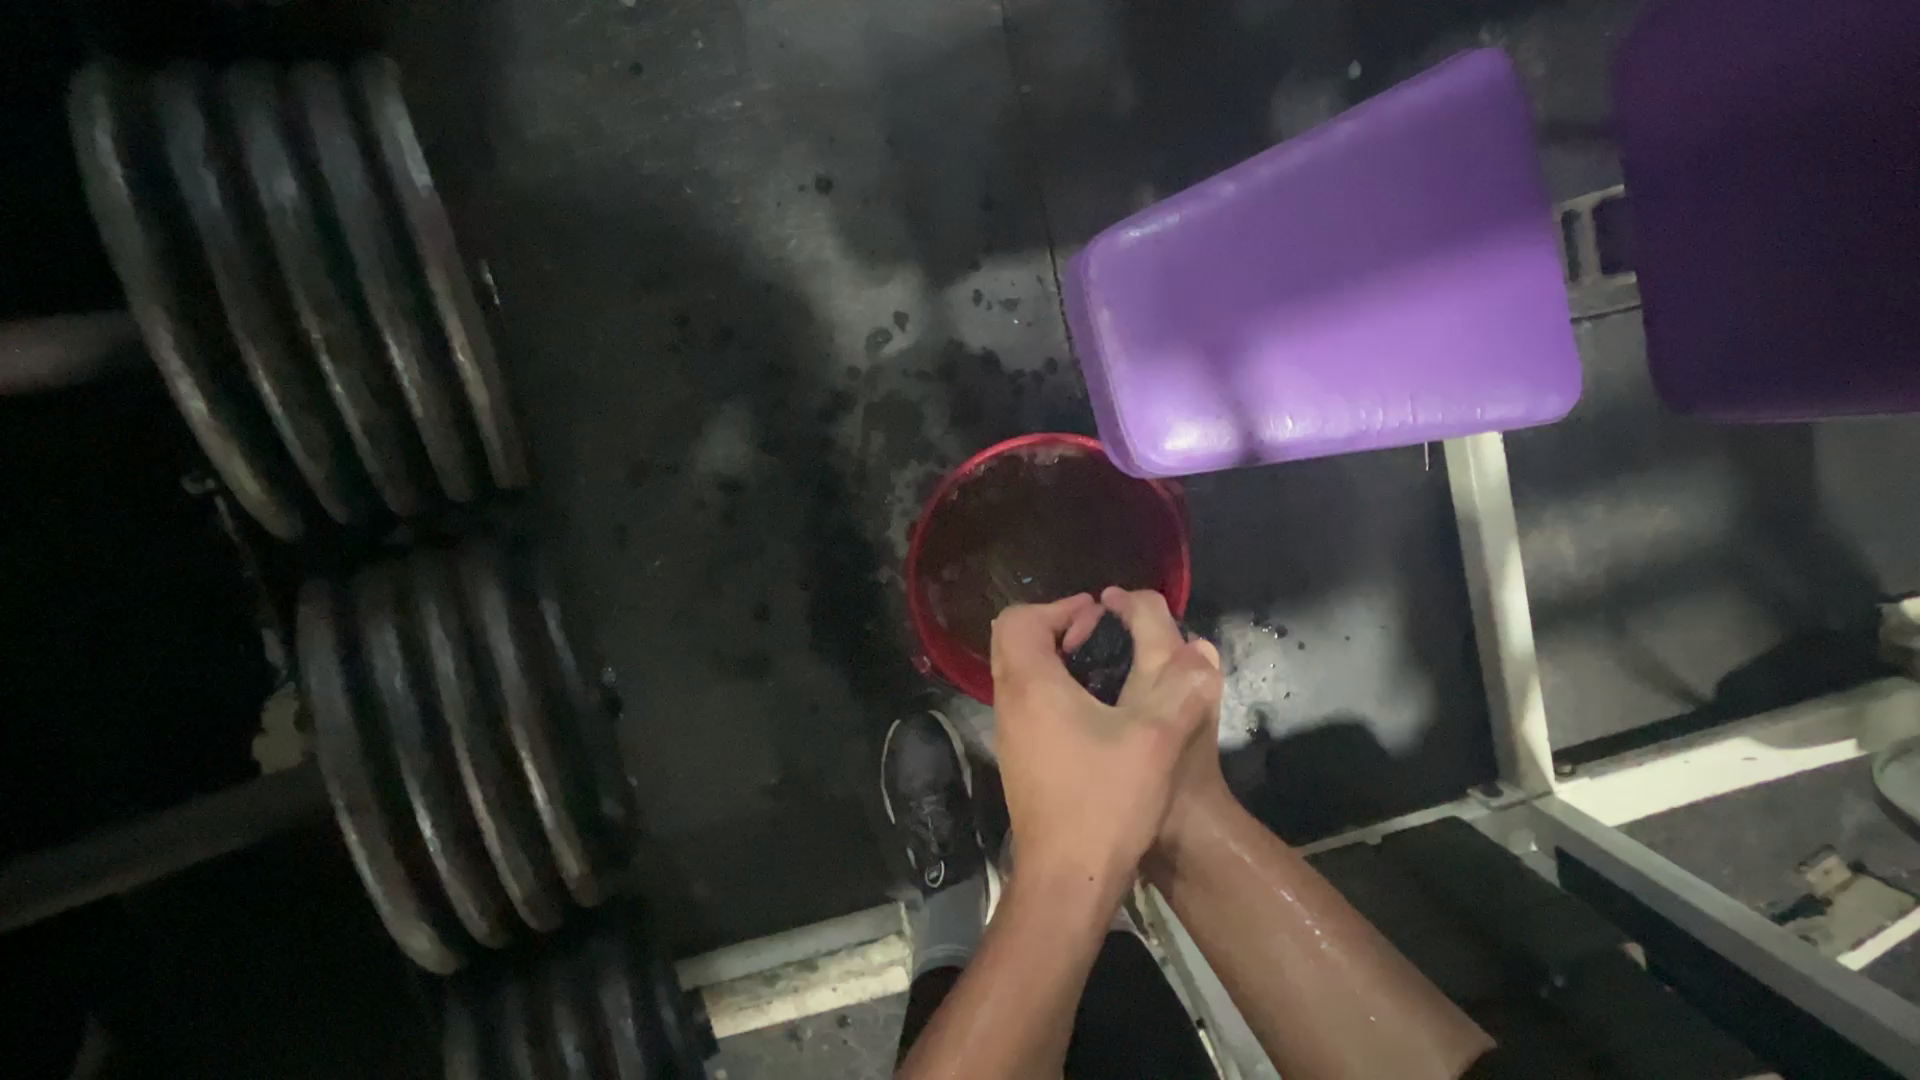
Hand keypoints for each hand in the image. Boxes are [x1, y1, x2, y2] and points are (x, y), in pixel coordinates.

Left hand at [990, 589, 1222, 891]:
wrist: (1066, 877)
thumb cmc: (1105, 800)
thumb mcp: (1155, 739)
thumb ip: (1181, 689)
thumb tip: (1201, 654)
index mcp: (1030, 685)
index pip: (1018, 620)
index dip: (1057, 607)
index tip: (1097, 616)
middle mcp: (1009, 704)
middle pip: (1015, 643)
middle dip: (1057, 629)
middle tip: (1101, 638)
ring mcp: (1010, 735)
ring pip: (1020, 676)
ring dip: (1056, 662)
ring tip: (1105, 674)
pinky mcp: (1019, 760)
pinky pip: (1028, 705)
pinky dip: (1054, 692)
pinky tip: (1097, 717)